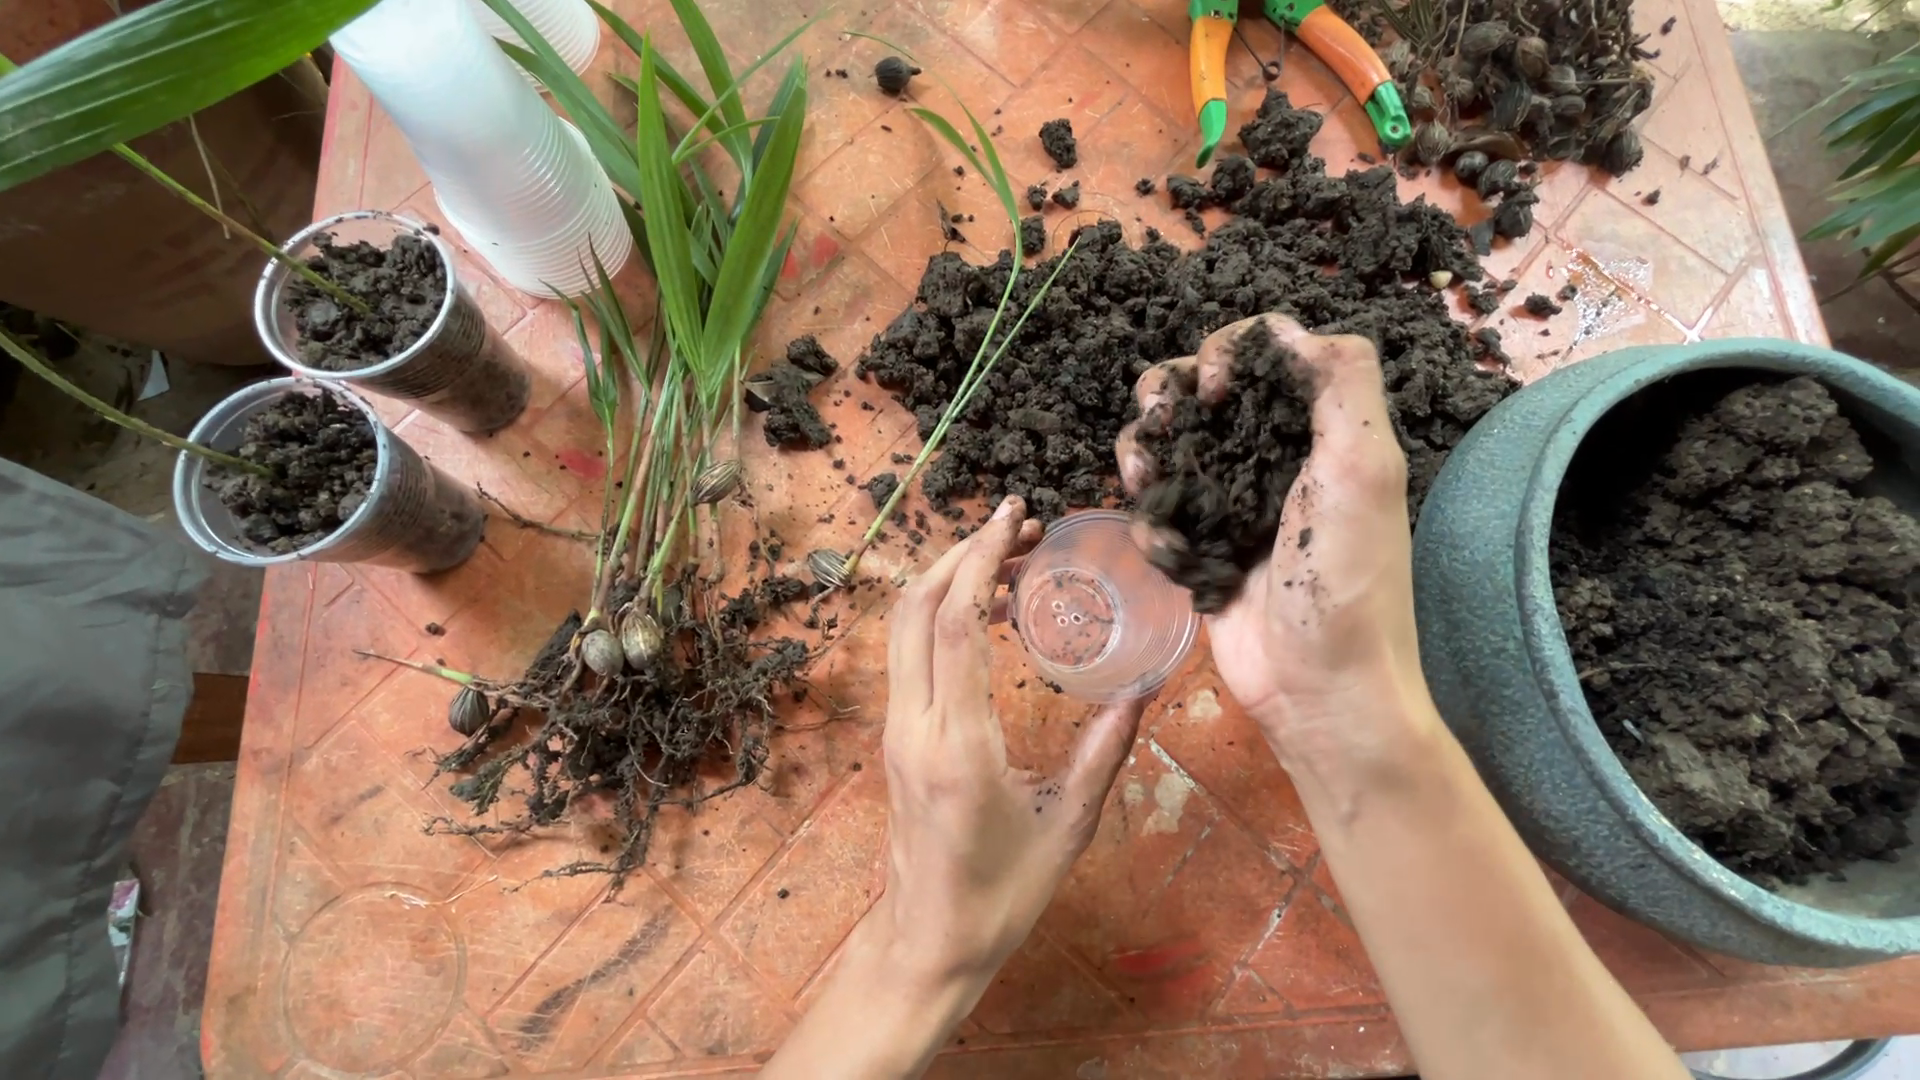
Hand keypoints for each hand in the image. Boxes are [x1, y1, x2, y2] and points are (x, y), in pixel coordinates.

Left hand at [875, 494, 1149, 981]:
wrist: (926, 941)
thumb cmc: (1001, 893)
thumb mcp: (1068, 824)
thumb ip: (1105, 750)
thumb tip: (1142, 687)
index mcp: (958, 744)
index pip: (956, 623)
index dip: (981, 558)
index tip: (1013, 516)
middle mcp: (913, 724)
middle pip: (917, 606)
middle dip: (962, 552)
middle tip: (1017, 527)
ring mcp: (894, 726)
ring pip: (904, 623)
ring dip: (947, 577)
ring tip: (1005, 559)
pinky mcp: (893, 732)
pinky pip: (909, 651)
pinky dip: (940, 612)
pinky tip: (987, 613)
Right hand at [1115, 314, 1427, 765]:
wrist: (1318, 688)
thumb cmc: (1348, 580)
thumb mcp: (1366, 470)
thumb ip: (1340, 383)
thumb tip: (1284, 328)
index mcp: (1311, 427)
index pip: (1258, 352)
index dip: (1224, 353)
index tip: (1216, 392)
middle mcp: (1263, 455)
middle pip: (1193, 391)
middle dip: (1163, 397)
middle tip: (1160, 427)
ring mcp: (1223, 502)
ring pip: (1161, 447)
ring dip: (1139, 453)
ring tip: (1143, 483)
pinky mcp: (1193, 546)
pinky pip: (1151, 512)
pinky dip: (1147, 523)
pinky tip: (1165, 553)